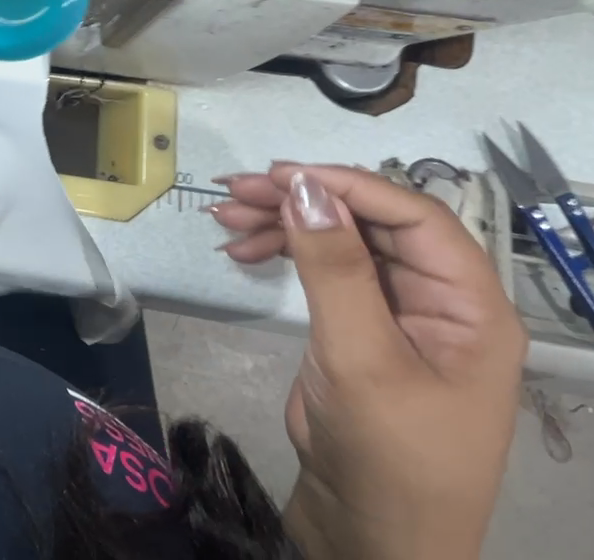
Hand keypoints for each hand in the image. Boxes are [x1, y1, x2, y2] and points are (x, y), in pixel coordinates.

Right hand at [209, 165, 525, 559]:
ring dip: (283, 222)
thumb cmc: (388, 444)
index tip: (276, 175)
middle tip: (232, 191)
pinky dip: (281, 252)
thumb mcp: (360, 354)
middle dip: (302, 201)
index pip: (416, 218)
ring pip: (341, 241)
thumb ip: (335, 267)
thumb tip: (304, 188)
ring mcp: (397, 311)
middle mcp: (440, 298)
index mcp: (471, 305)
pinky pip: (323, 269)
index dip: (348, 187)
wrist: (372, 520)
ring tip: (223, 215)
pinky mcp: (358, 325)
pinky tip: (241, 249)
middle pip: (372, 223)